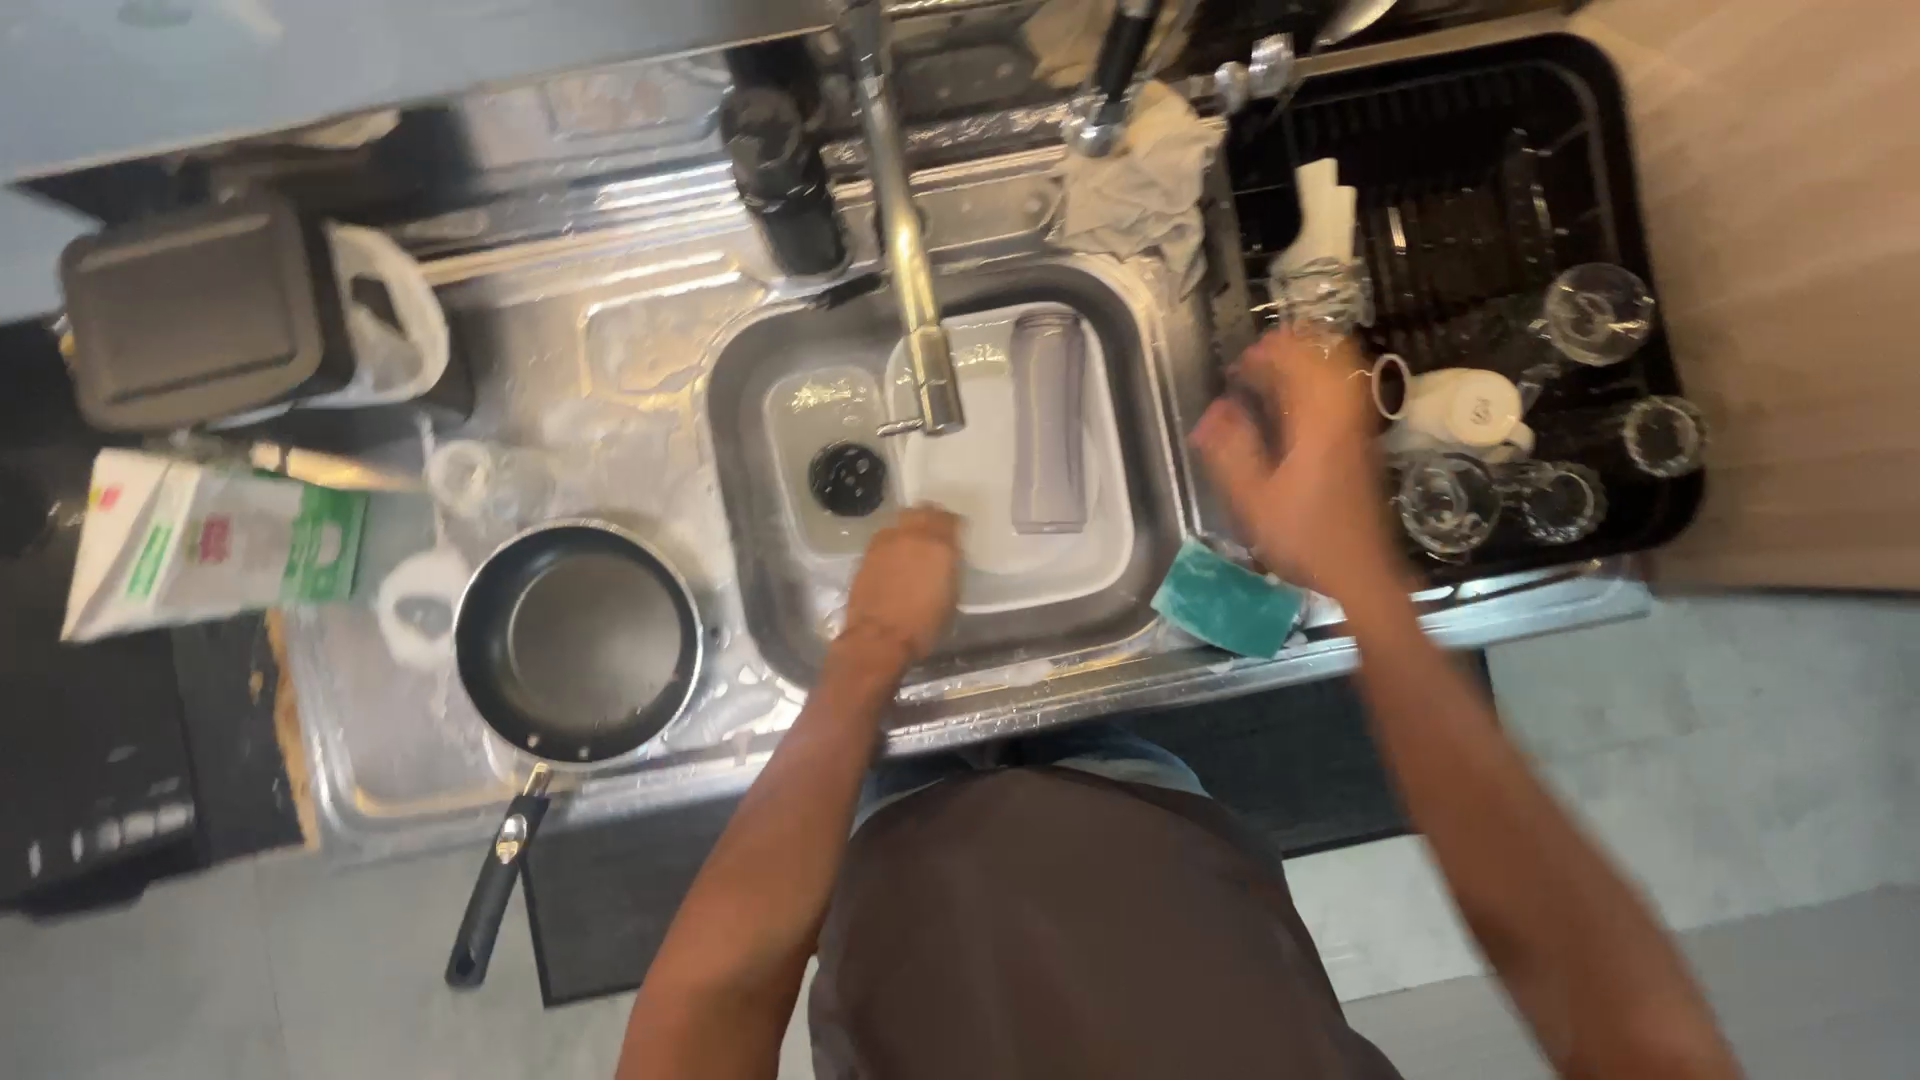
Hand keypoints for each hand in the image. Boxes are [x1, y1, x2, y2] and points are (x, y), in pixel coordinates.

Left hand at [841, 505, 960, 670]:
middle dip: (930, 517)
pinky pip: (884, 536)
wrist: (879, 637)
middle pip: (923, 511)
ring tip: (912, 541)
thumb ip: (949, 568)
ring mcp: (886, 542)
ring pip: (901, 520)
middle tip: (934, 530)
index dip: (953, 524)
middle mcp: (913, 535)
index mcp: (940, 546)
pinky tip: (894, 555)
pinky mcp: (867, 553)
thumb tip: (945, 559)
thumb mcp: (950, 596)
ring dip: (909, 526)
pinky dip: (892, 541)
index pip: (949, 519)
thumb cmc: (923, 625)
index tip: (955, 532)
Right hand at [1190, 326, 1404, 604]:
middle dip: (1294, 349)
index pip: (1301, 366)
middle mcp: (1344, 420)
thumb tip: (1211, 412)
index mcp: (1318, 426)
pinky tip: (1292, 407)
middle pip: (1330, 360)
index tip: (1243, 358)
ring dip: (1308, 366)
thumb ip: (1231, 451)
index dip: (1273, 352)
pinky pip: (1342, 399)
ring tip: (1273, 372)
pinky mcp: (1359, 449)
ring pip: (1340, 378)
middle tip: (1258, 356)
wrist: (1360, 572)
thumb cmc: (1304, 539)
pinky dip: (1318, 389)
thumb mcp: (1254, 500)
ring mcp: (1357, 433)